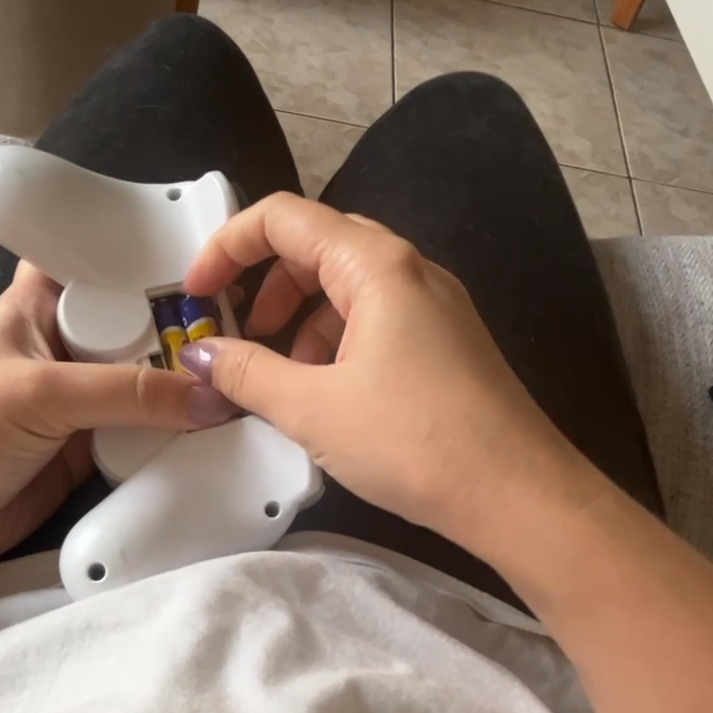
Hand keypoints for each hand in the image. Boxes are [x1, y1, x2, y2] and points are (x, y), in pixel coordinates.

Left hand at [0, 262, 236, 578]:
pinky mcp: (94, 449)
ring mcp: (82, 401)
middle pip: (137, 326)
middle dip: (184, 330)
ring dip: (184, 387)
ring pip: (146, 382)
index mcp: (39, 306)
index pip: (101, 263)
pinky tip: (217, 430)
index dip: (149, 259)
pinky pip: (145, 433)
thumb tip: (213, 397)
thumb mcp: (44, 393)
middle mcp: (66, 346)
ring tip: (244, 380)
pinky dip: (174, 434)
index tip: (212, 260)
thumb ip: (129, 392)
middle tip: (248, 330)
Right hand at [180, 193, 600, 550]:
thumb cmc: (412, 440)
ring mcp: (435, 307)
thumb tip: (197, 354)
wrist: (516, 495)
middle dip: (265, 287)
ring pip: (347, 290)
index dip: (227, 246)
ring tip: (282, 378)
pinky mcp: (446, 345)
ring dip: (300, 322)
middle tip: (237, 336)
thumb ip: (246, 372)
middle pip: (317, 247)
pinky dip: (336, 345)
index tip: (195, 294)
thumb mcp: (312, 408)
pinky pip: (376, 323)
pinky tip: (329, 395)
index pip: (284, 218)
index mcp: (376, 265)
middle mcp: (410, 270)